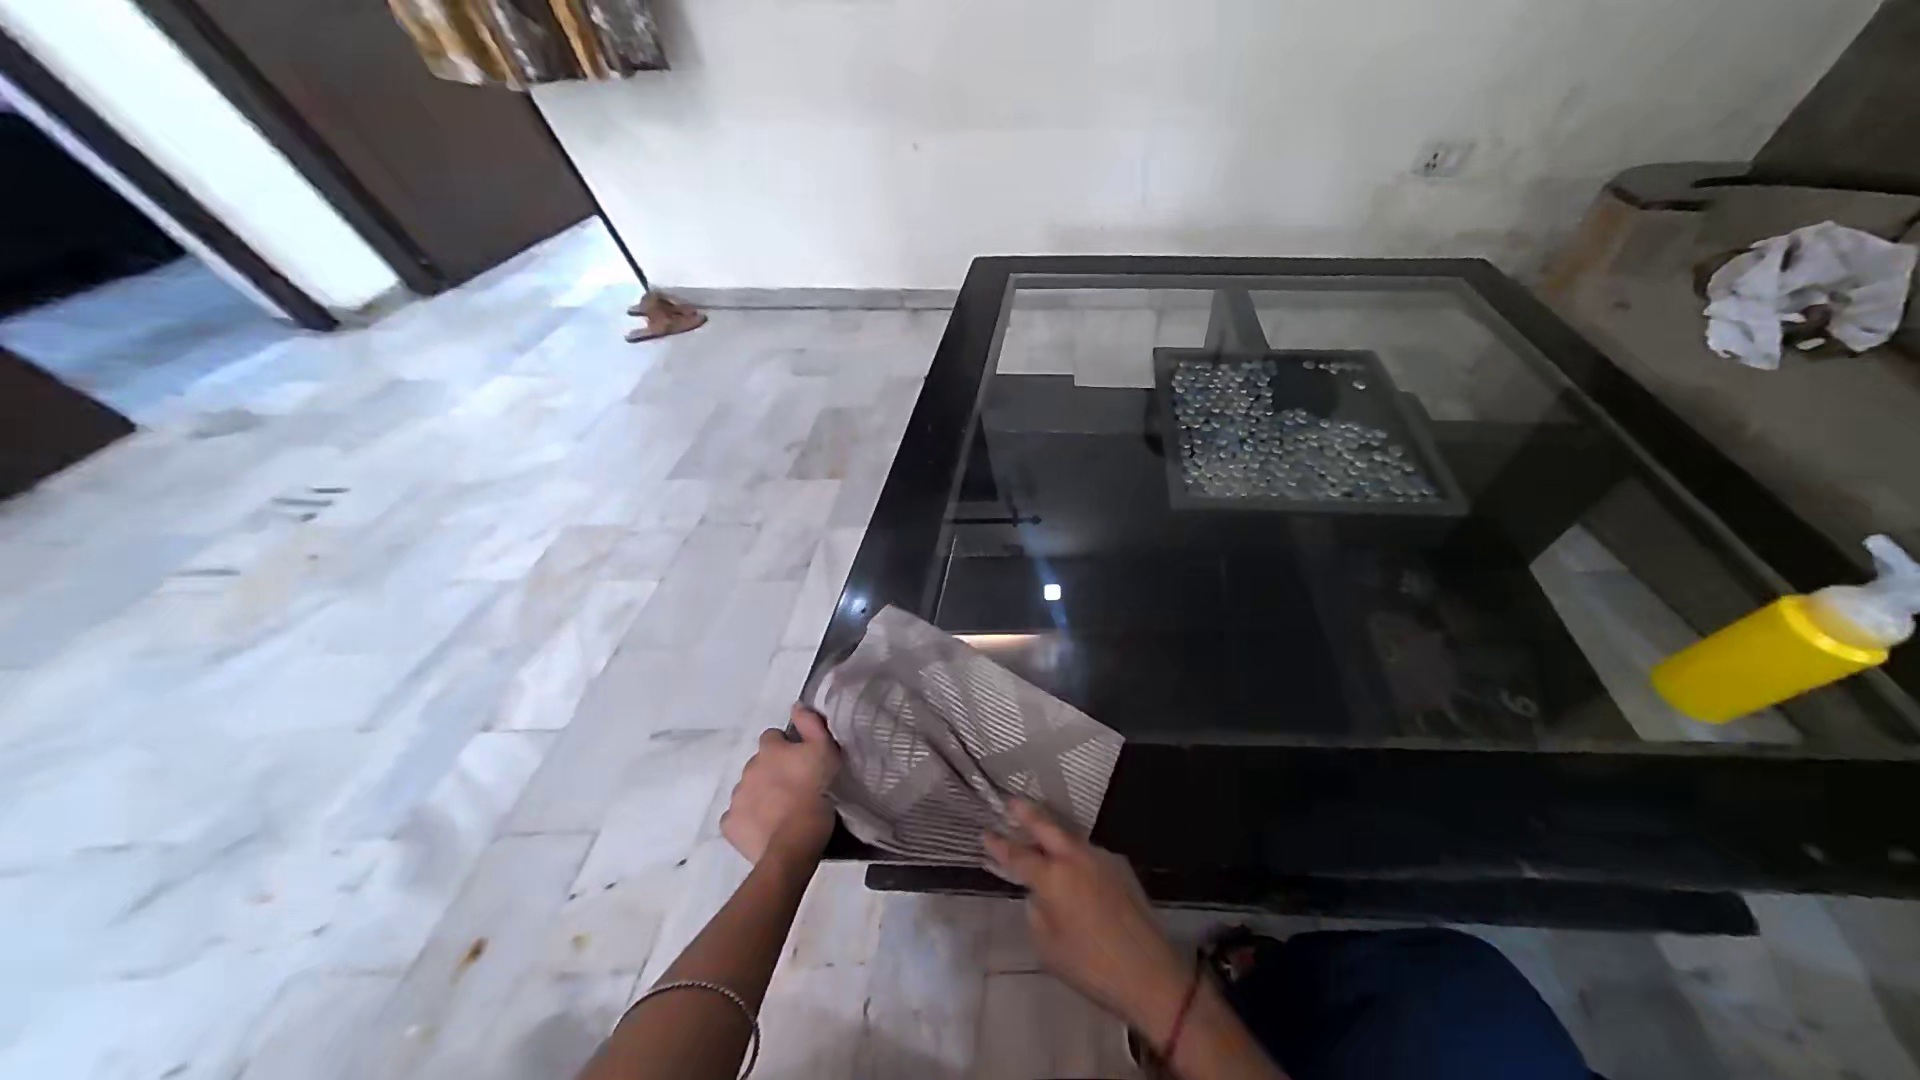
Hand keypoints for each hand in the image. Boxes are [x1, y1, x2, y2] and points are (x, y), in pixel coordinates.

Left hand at [720, 704, 840, 863]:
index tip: (800, 760)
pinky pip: (738, 816)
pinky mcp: (730, 824)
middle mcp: (747, 769)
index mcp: (769, 750)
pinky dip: (749, 819)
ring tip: (782, 809)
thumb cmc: (816, 792)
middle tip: (794, 787)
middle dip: (772, 771)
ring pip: (748, 789)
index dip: (786, 746)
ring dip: (761, 794)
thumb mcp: (825, 751)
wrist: (795, 842)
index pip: (772, 737)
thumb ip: (811, 723)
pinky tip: (765, 827)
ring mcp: (736, 797)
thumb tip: (796, 705)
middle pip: (759, 764)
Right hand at [983, 799, 1192, 1034]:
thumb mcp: (1047, 946)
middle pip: (1046, 826)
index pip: (1018, 854)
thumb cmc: (1091, 966)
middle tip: (1011, 801)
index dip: (999, 844)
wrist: (1151, 974)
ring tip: (1039, 833)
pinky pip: (1088, 853)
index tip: (985, 833)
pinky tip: (1073, 866)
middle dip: (1026, 813)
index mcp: (1053, 877)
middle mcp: (1075, 858)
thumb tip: (1038, 893)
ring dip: (1053, 833)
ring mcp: (1101, 858)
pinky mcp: (1120, 867)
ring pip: (1070, 837)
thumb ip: (1036, 911)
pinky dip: (1074, 853)